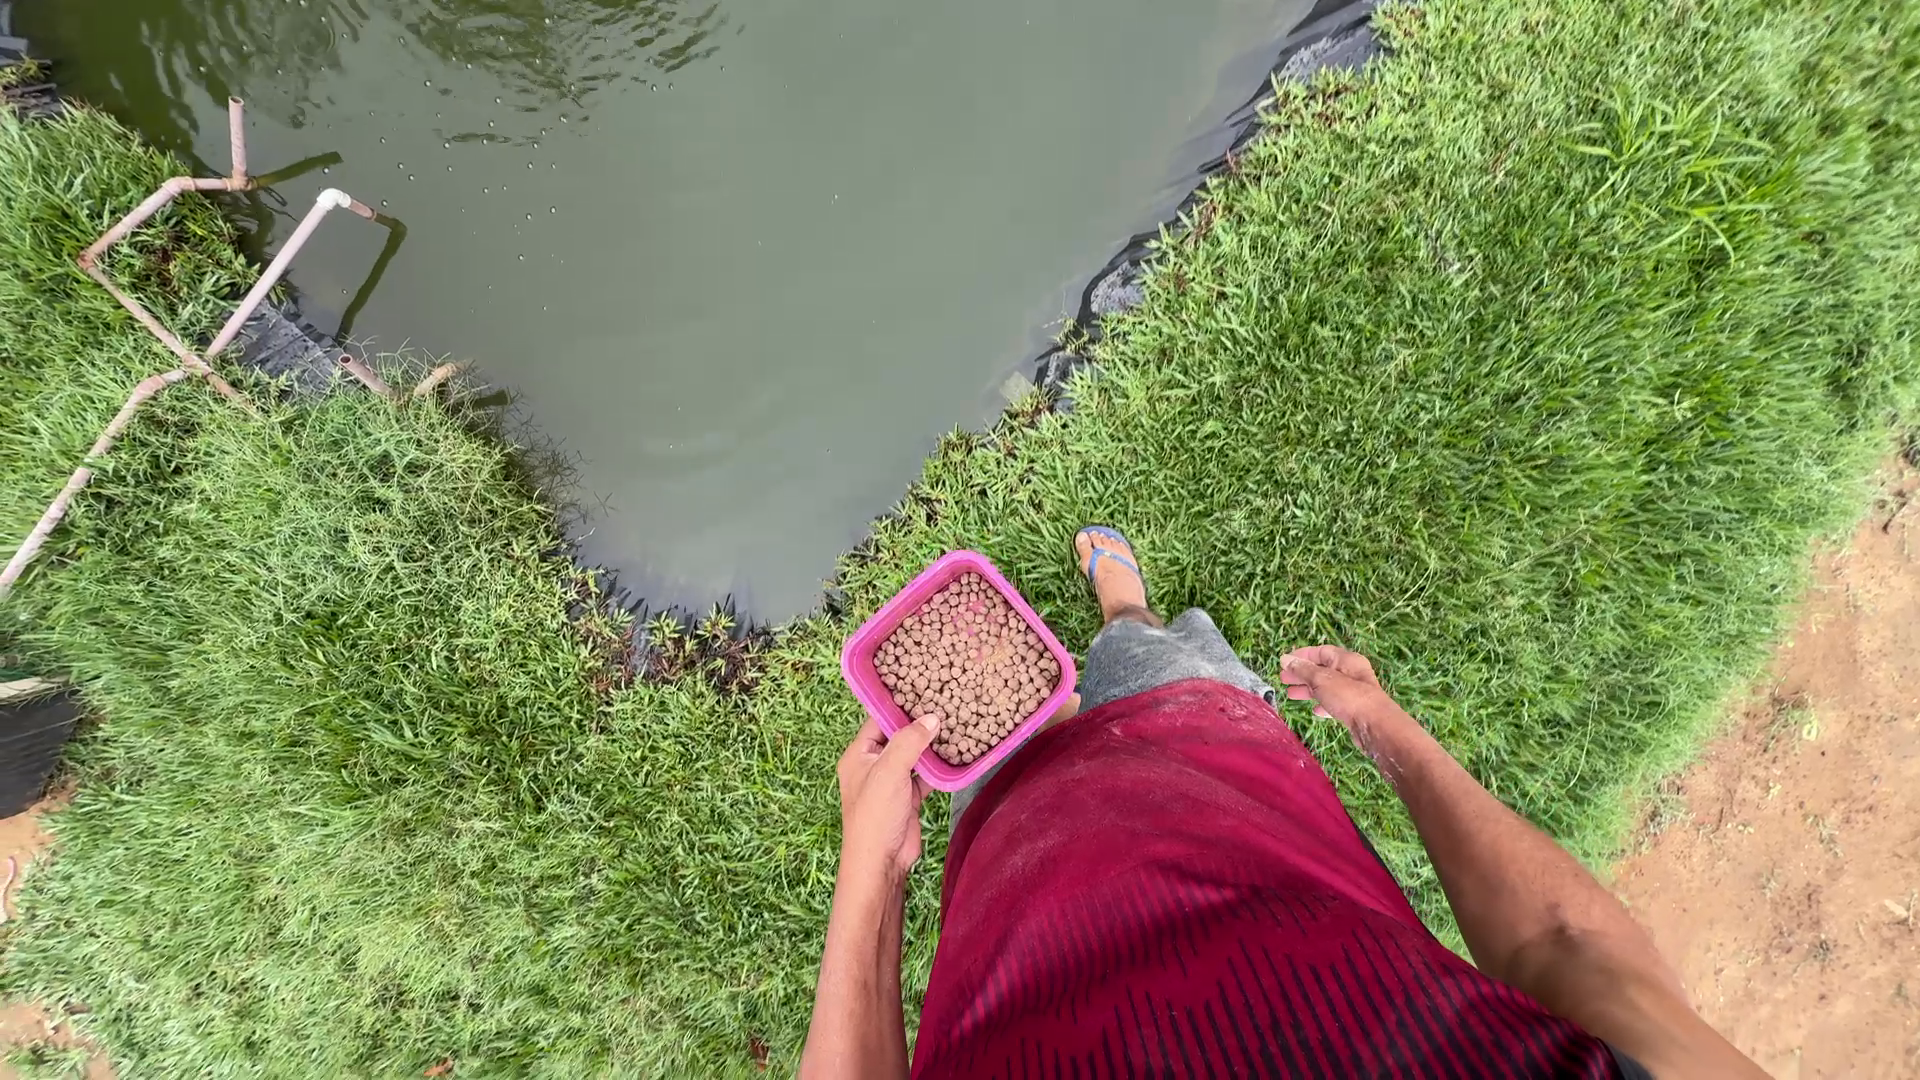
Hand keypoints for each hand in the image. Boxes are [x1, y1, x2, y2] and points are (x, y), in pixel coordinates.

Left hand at [835, 716, 939, 881]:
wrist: (881, 863)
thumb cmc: (875, 816)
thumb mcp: (889, 771)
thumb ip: (909, 741)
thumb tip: (931, 718)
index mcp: (858, 754)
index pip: (878, 720)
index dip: (898, 705)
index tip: (922, 688)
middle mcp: (872, 765)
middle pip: (898, 736)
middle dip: (919, 723)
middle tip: (944, 703)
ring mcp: (891, 781)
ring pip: (913, 754)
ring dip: (930, 744)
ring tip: (953, 722)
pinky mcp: (907, 796)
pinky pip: (924, 774)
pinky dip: (937, 766)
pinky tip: (955, 754)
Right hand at [1279, 645, 1414, 750]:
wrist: (1376, 727)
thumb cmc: (1349, 697)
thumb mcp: (1321, 679)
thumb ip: (1302, 669)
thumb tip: (1285, 659)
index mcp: (1346, 660)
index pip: (1320, 652)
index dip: (1301, 655)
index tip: (1284, 662)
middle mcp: (1351, 673)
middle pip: (1321, 669)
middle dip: (1301, 674)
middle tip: (1283, 679)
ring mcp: (1354, 692)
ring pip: (1326, 687)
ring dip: (1308, 690)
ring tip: (1291, 694)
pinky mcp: (1355, 709)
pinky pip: (1334, 702)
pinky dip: (1322, 704)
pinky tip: (1314, 710)